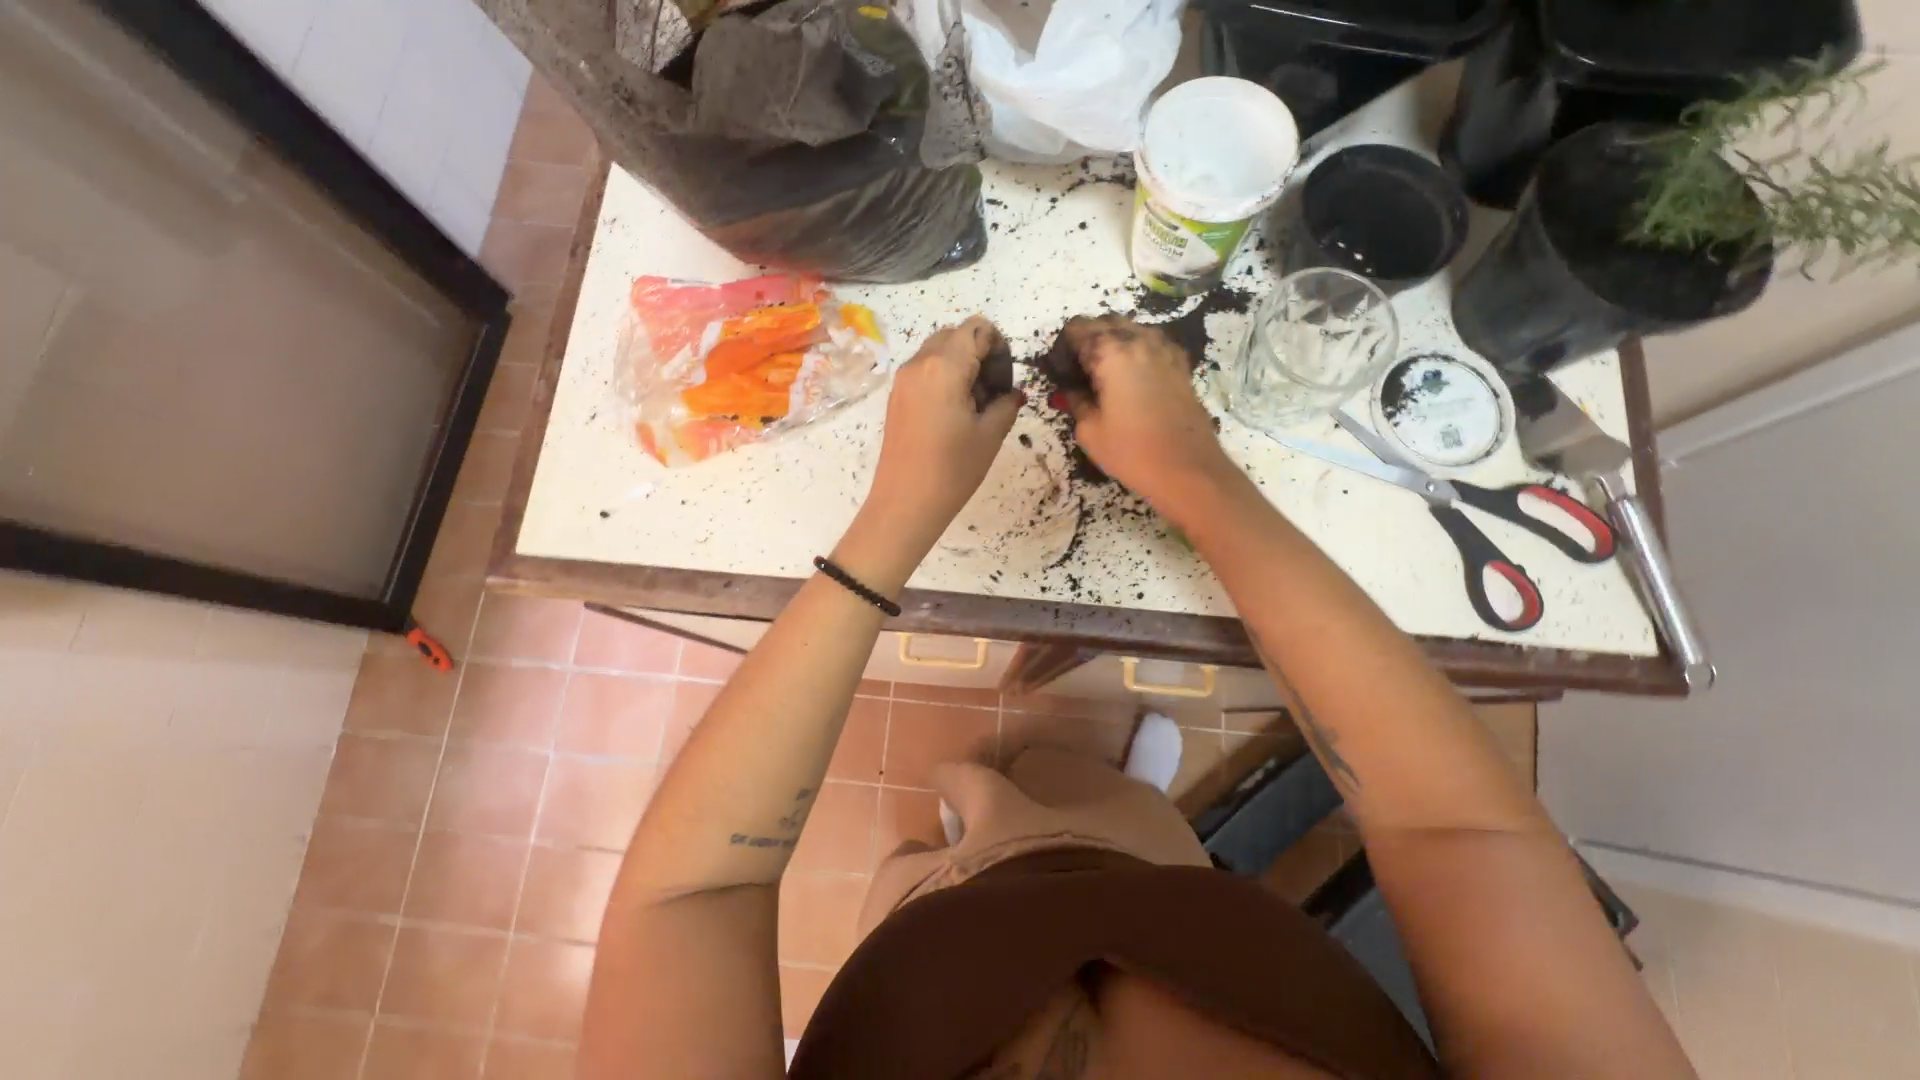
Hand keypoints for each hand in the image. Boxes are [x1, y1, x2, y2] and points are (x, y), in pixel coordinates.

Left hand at [859, 316, 1022, 561]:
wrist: (905, 503)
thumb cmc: (952, 470)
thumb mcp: (990, 435)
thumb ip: (1005, 404)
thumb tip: (1012, 393)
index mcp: (943, 367)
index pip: (977, 329)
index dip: (998, 346)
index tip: (1005, 378)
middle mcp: (918, 364)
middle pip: (955, 335)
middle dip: (979, 352)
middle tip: (992, 390)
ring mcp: (903, 380)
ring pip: (937, 351)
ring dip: (960, 364)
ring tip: (974, 404)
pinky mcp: (896, 397)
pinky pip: (924, 370)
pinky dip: (943, 377)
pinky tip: (954, 413)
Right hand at [1059, 315, 1242, 521]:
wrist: (1187, 469)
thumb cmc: (1132, 451)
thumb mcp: (1089, 430)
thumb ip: (1075, 400)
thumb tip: (1072, 388)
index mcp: (1111, 352)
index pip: (1077, 328)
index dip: (1064, 347)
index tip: (1061, 371)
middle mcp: (1139, 340)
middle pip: (1105, 322)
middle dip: (1088, 340)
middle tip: (1079, 372)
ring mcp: (1164, 349)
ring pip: (1130, 329)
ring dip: (1113, 343)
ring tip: (1105, 374)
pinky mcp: (1180, 363)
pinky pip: (1151, 343)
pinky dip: (1136, 351)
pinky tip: (1132, 377)